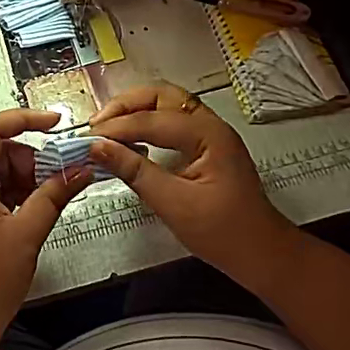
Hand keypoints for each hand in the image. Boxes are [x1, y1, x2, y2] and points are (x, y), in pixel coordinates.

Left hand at [0, 109, 91, 349]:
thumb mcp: (27, 234)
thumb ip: (54, 195)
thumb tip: (79, 170)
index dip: (24, 119)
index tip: (54, 122)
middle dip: (34, 159)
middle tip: (63, 175)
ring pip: (2, 173)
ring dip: (30, 180)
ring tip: (54, 197)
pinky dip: (21, 196)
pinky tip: (40, 209)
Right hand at [85, 84, 297, 273]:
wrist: (262, 253)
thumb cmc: (222, 232)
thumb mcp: (173, 203)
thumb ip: (134, 171)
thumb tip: (97, 147)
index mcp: (208, 133)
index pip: (152, 119)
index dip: (117, 127)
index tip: (87, 139)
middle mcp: (211, 124)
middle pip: (162, 96)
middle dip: (126, 105)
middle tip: (97, 125)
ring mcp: (211, 133)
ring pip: (168, 105)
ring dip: (137, 111)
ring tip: (108, 129)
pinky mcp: (207, 146)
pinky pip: (173, 122)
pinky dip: (149, 124)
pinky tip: (132, 141)